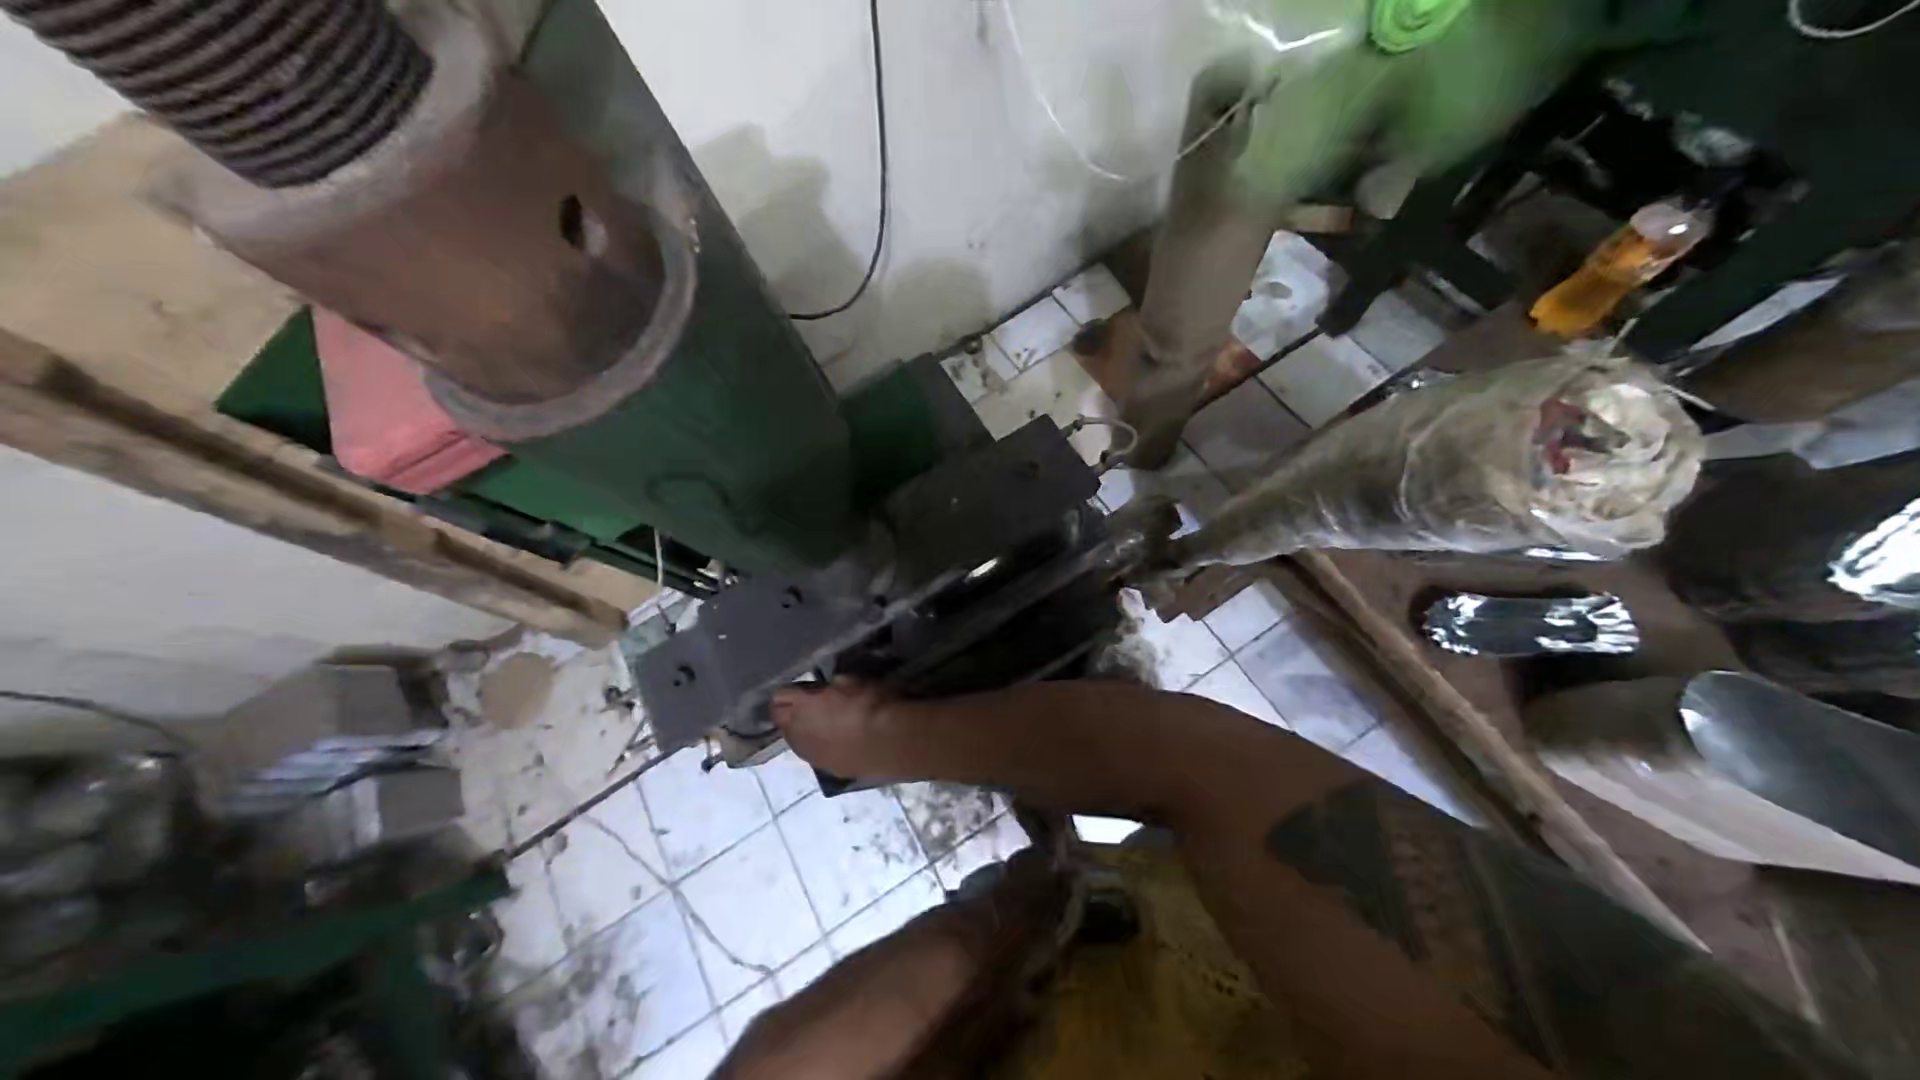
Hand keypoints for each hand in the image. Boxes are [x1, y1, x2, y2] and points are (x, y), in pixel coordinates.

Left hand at [768, 678, 898, 778]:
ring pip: (795, 740)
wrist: (890, 742)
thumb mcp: (852, 680)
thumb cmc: (871, 703)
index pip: (779, 695)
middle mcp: (797, 730)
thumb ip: (832, 685)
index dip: (792, 691)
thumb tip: (829, 688)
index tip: (805, 689)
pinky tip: (839, 744)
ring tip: (826, 727)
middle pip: (780, 720)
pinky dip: (821, 747)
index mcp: (800, 704)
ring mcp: (809, 753)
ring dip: (804, 731)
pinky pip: (815, 754)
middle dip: (791, 712)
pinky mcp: (825, 769)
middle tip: (811, 706)